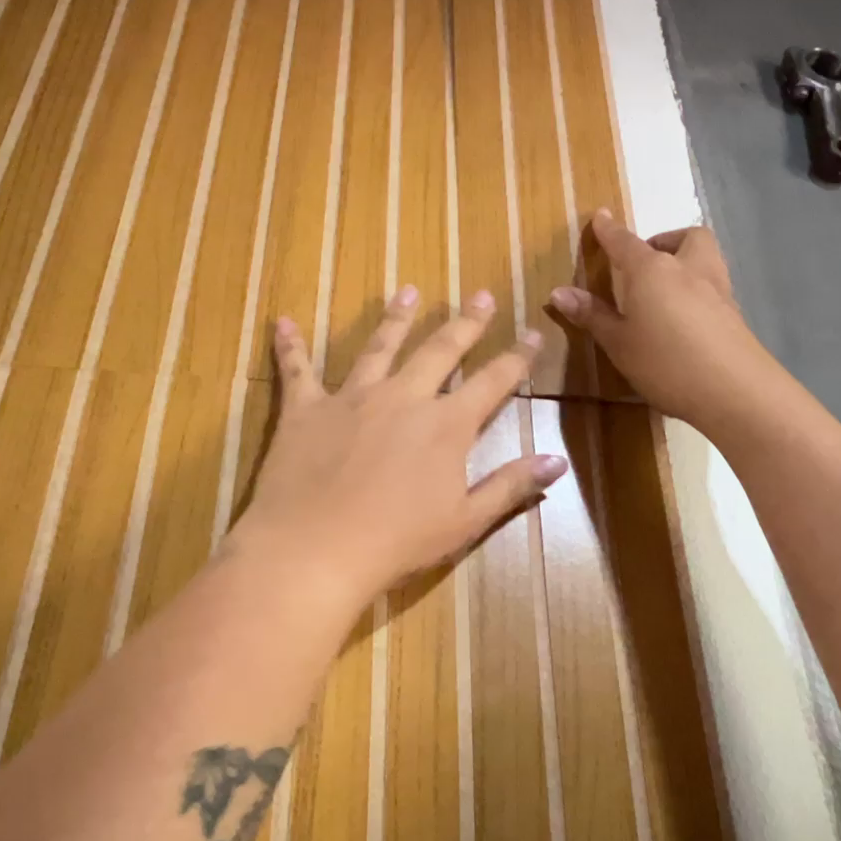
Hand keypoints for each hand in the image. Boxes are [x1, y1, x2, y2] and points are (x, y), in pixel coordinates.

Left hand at [225, 286, 568, 600]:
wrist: (315, 548)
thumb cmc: (397, 542)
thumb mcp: (465, 521)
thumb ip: (510, 485)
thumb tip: (558, 460)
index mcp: (446, 425)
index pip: (493, 382)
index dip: (517, 357)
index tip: (533, 332)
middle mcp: (404, 397)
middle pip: (440, 350)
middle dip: (465, 322)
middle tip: (480, 295)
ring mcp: (353, 398)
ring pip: (379, 347)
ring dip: (396, 318)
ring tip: (408, 292)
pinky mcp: (306, 409)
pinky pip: (297, 370)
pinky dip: (290, 347)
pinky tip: (282, 323)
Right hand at [550, 210, 782, 430]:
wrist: (734, 390)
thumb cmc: (665, 362)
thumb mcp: (619, 343)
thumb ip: (593, 315)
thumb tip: (559, 292)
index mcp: (652, 270)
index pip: (625, 242)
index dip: (609, 231)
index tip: (600, 217)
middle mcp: (688, 268)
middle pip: (684, 238)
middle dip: (665, 242)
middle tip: (646, 265)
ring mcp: (718, 289)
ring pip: (704, 259)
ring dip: (686, 264)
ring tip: (665, 292)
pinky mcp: (735, 314)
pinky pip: (712, 288)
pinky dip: (697, 292)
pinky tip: (685, 321)